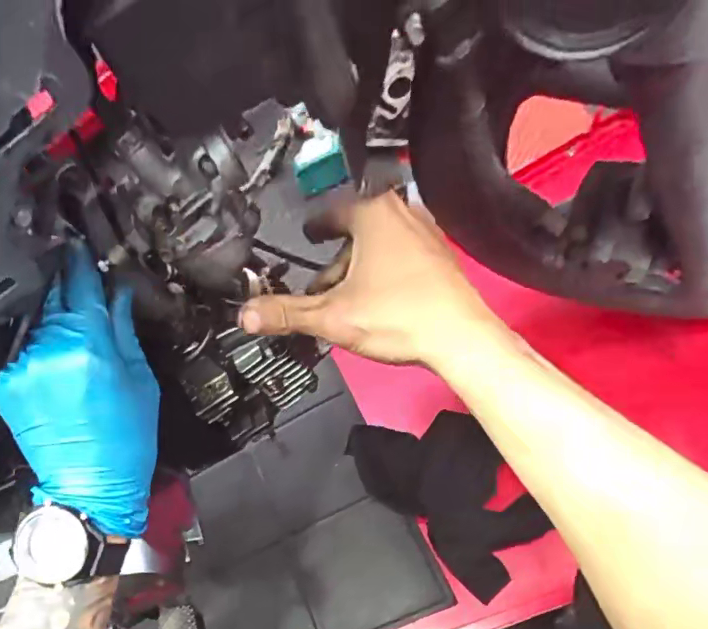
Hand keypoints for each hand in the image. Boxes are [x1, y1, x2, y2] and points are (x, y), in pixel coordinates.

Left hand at [0, 242, 159, 537]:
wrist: (91, 486)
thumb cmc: (125, 443)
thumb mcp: (141, 384)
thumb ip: (124, 332)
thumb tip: (117, 293)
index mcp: (87, 346)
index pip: (79, 284)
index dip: (81, 261)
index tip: (81, 245)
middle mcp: (46, 349)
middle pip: (55, 299)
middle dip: (70, 292)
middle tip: (84, 286)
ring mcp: (21, 367)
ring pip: (38, 324)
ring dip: (56, 324)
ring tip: (79, 346)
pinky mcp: (7, 384)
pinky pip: (26, 352)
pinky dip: (42, 352)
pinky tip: (62, 371)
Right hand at [237, 193, 514, 369]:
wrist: (459, 338)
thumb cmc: (402, 317)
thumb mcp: (333, 316)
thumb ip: (288, 313)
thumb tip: (249, 315)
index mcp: (372, 213)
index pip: (331, 211)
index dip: (315, 226)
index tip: (309, 233)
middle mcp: (402, 214)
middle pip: (356, 233)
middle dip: (337, 261)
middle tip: (322, 287)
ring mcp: (427, 235)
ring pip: (381, 247)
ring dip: (362, 269)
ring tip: (350, 301)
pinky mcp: (441, 260)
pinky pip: (404, 260)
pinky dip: (387, 275)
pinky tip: (382, 303)